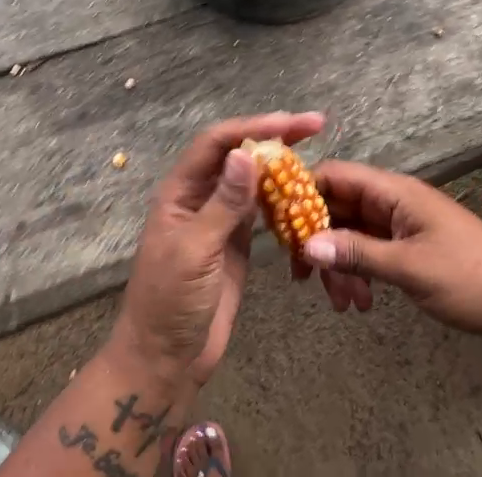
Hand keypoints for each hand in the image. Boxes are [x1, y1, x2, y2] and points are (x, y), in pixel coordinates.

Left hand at [109, 111, 325, 388]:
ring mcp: (219, 220)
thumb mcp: (195, 251)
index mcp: (180, 191)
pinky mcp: (235, 243)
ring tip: (316, 153)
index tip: (292, 122)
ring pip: (252, 180)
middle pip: (238, 154)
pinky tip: (304, 193)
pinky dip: (282, 199)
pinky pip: (260, 211)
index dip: (253, 126)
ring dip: (281, 166)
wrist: (165, 358)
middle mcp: (199, 197)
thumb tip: (247, 153)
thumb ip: (223, 204)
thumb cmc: (169, 302)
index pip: (217, 143)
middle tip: (316, 126)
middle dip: (273, 137)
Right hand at [298, 160, 481, 345]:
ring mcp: (401, 224)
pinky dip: (358, 272)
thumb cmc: (471, 279)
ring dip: (339, 264)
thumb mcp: (409, 268)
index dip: (300, 194)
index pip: (333, 176)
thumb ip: (355, 253)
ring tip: (344, 305)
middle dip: (317, 240)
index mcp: (394, 191)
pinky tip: (360, 303)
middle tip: (302, 279)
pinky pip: (369, 251)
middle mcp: (393, 200)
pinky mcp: (409, 247)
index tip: (277, 226)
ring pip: (350, 233)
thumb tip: (305, 245)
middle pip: (337, 206)